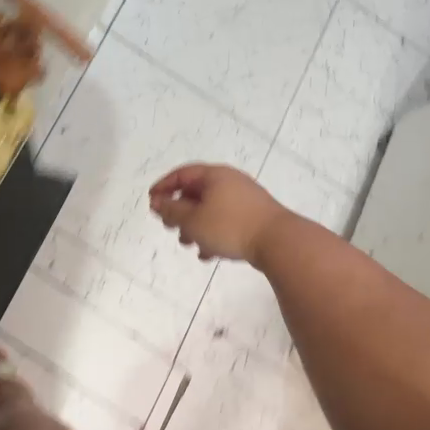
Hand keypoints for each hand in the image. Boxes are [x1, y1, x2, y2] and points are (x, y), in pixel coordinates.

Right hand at [148, 164, 290, 264]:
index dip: (163, 187)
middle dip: (179, 211)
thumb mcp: (193, 220)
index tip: (151, 203)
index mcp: (214, 176)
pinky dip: (212, 233)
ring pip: (210, 209)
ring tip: (187, 244)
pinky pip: (225, 221)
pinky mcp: (253, 217)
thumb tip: (158, 202)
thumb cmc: (229, 226)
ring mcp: (244, 199)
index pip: (182, 175)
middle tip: (168, 226)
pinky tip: (208, 254)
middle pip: (196, 192)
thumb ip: (172, 211)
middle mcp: (230, 182)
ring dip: (194, 226)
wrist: (278, 241)